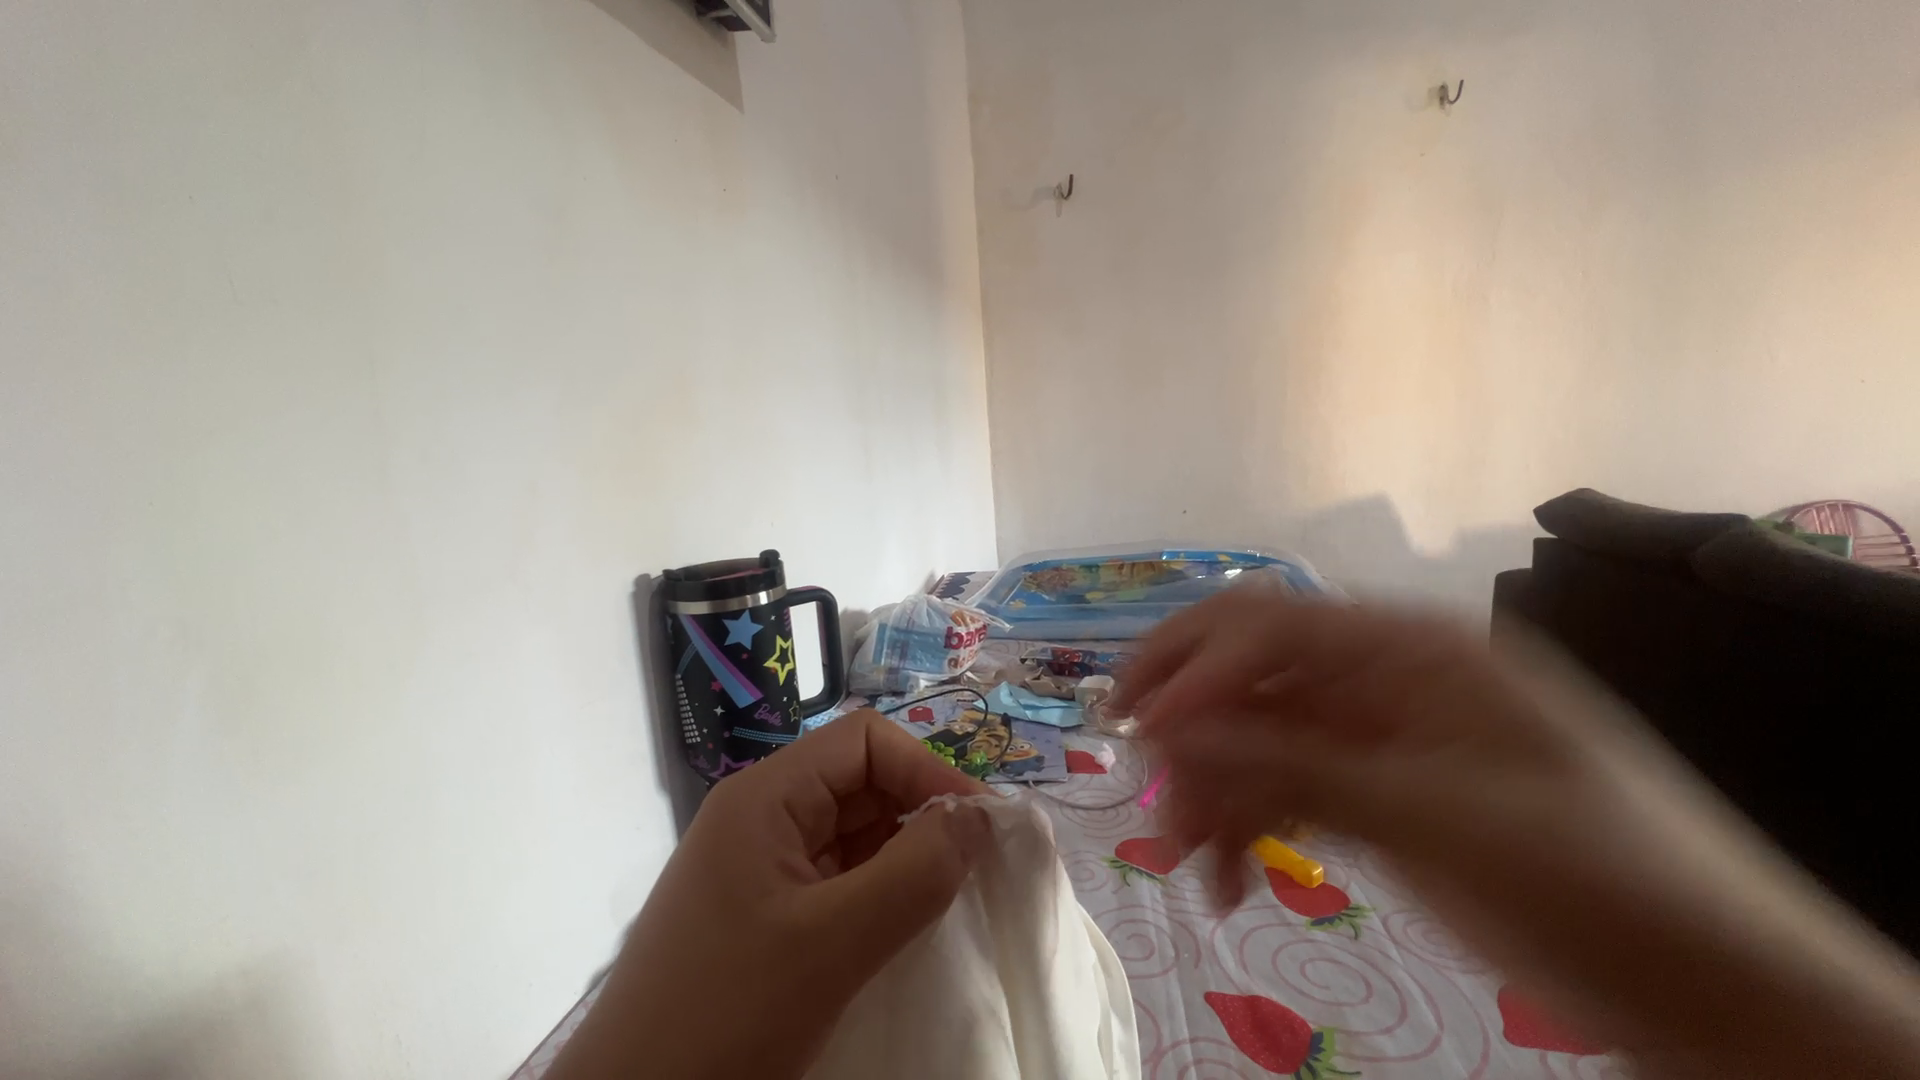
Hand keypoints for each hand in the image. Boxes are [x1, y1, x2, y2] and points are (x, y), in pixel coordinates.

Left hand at [546, 709, 990, 1079]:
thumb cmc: (725, 1014)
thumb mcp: (831, 944)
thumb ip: (914, 873)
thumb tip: (978, 817)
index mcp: (765, 796)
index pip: (862, 742)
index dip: (926, 769)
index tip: (977, 825)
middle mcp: (760, 817)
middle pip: (859, 782)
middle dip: (920, 812)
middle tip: (973, 867)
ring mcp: (759, 867)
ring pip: (851, 833)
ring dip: (903, 854)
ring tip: (947, 896)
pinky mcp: (763, 914)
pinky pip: (836, 879)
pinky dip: (879, 891)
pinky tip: (904, 925)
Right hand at [1114, 588, 1919, 1078]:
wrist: (1715, 991)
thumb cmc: (1597, 884)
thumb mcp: (1445, 820)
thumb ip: (1300, 766)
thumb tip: (1171, 731)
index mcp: (1414, 650)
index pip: (1272, 626)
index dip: (1196, 671)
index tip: (1139, 736)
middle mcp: (1382, 677)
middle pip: (1250, 671)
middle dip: (1186, 718)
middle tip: (1130, 767)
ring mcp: (1373, 737)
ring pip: (1255, 738)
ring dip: (1210, 790)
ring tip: (1191, 862)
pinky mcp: (1372, 792)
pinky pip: (1280, 789)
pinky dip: (1244, 827)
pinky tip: (1229, 882)